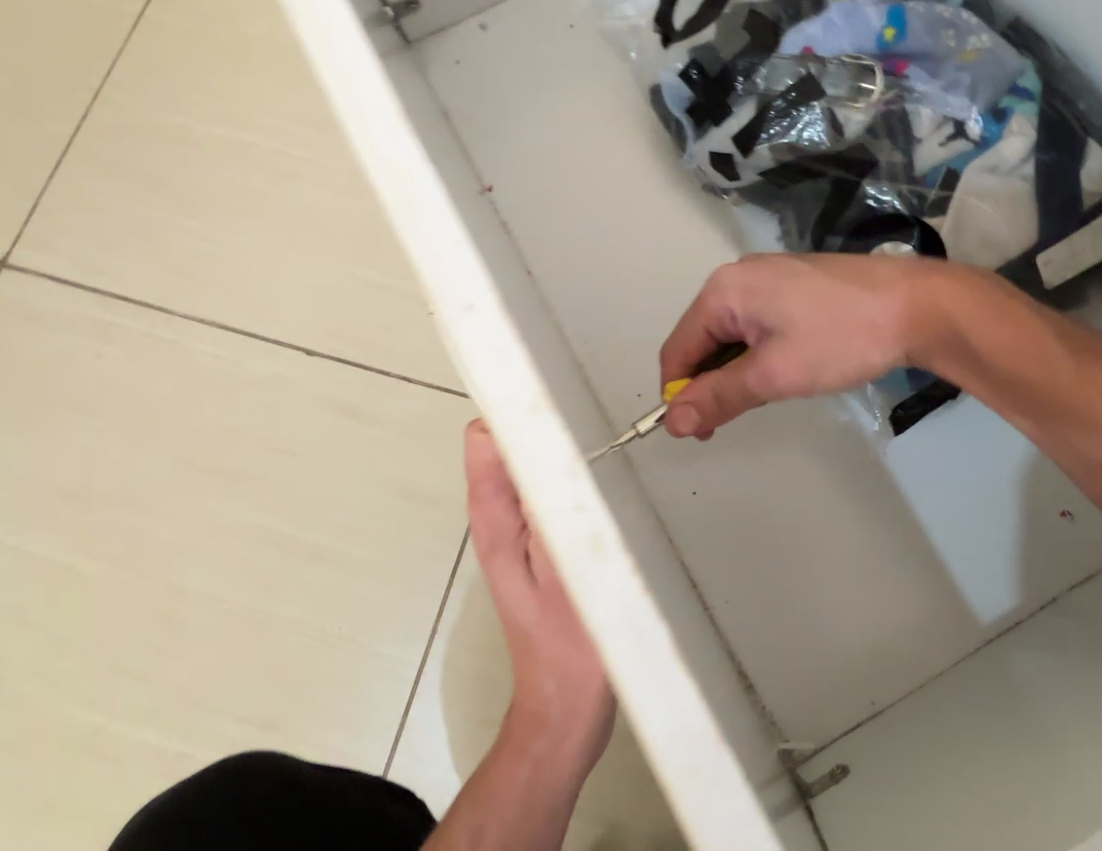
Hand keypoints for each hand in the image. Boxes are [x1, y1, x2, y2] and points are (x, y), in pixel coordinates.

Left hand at [463, 420, 614, 767]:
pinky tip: (614, 483)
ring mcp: (525, 531)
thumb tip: (544, 444)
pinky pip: (558, 492)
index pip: (485, 436)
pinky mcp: (548, 544)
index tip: (562, 393)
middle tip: (603, 420)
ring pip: (539, 466)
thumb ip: (551, 508)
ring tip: (615, 446)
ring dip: (568, 452)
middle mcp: (502, 516)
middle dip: (550, 424)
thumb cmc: (571, 647)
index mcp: (495, 518)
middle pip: (515, 444)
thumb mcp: (564, 573)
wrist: (570, 708)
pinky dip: (579, 479)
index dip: (516, 409)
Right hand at [659, 253, 957, 436]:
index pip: (677, 350)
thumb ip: (718, 397)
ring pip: (732, 337)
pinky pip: (758, 326)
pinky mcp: (794, 286)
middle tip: (737, 419)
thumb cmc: (841, 337)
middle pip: (703, 342)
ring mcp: (769, 278)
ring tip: (772, 393)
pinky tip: (788, 370)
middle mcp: (738, 277)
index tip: (698, 431)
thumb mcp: (773, 375)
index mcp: (723, 291)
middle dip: (712, 384)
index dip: (680, 394)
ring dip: (739, 372)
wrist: (917, 306)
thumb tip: (671, 421)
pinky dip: (761, 355)